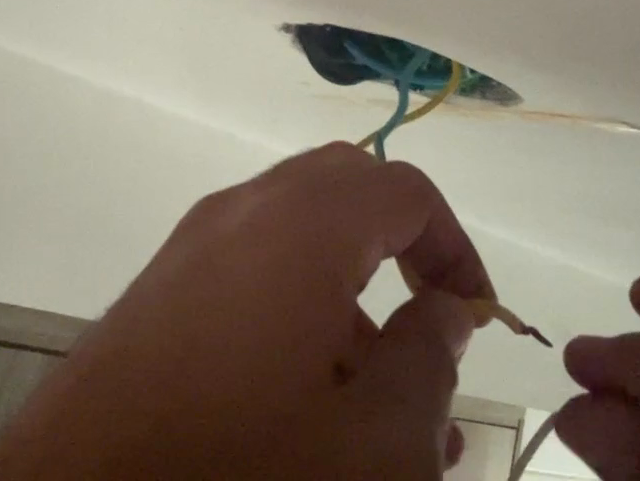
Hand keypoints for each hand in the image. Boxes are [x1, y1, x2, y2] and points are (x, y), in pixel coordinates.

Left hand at [0, 143, 494, 480]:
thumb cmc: (241, 463)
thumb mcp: (370, 440)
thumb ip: (427, 360)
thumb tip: (445, 310)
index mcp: (302, 223)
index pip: (403, 190)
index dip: (454, 245)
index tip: (475, 314)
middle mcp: (245, 210)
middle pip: (347, 186)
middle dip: (401, 240)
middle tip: (428, 313)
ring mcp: (195, 242)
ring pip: (298, 226)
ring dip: (350, 278)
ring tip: (376, 383)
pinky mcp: (164, 282)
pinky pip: (252, 262)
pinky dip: (297, 295)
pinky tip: (306, 387)